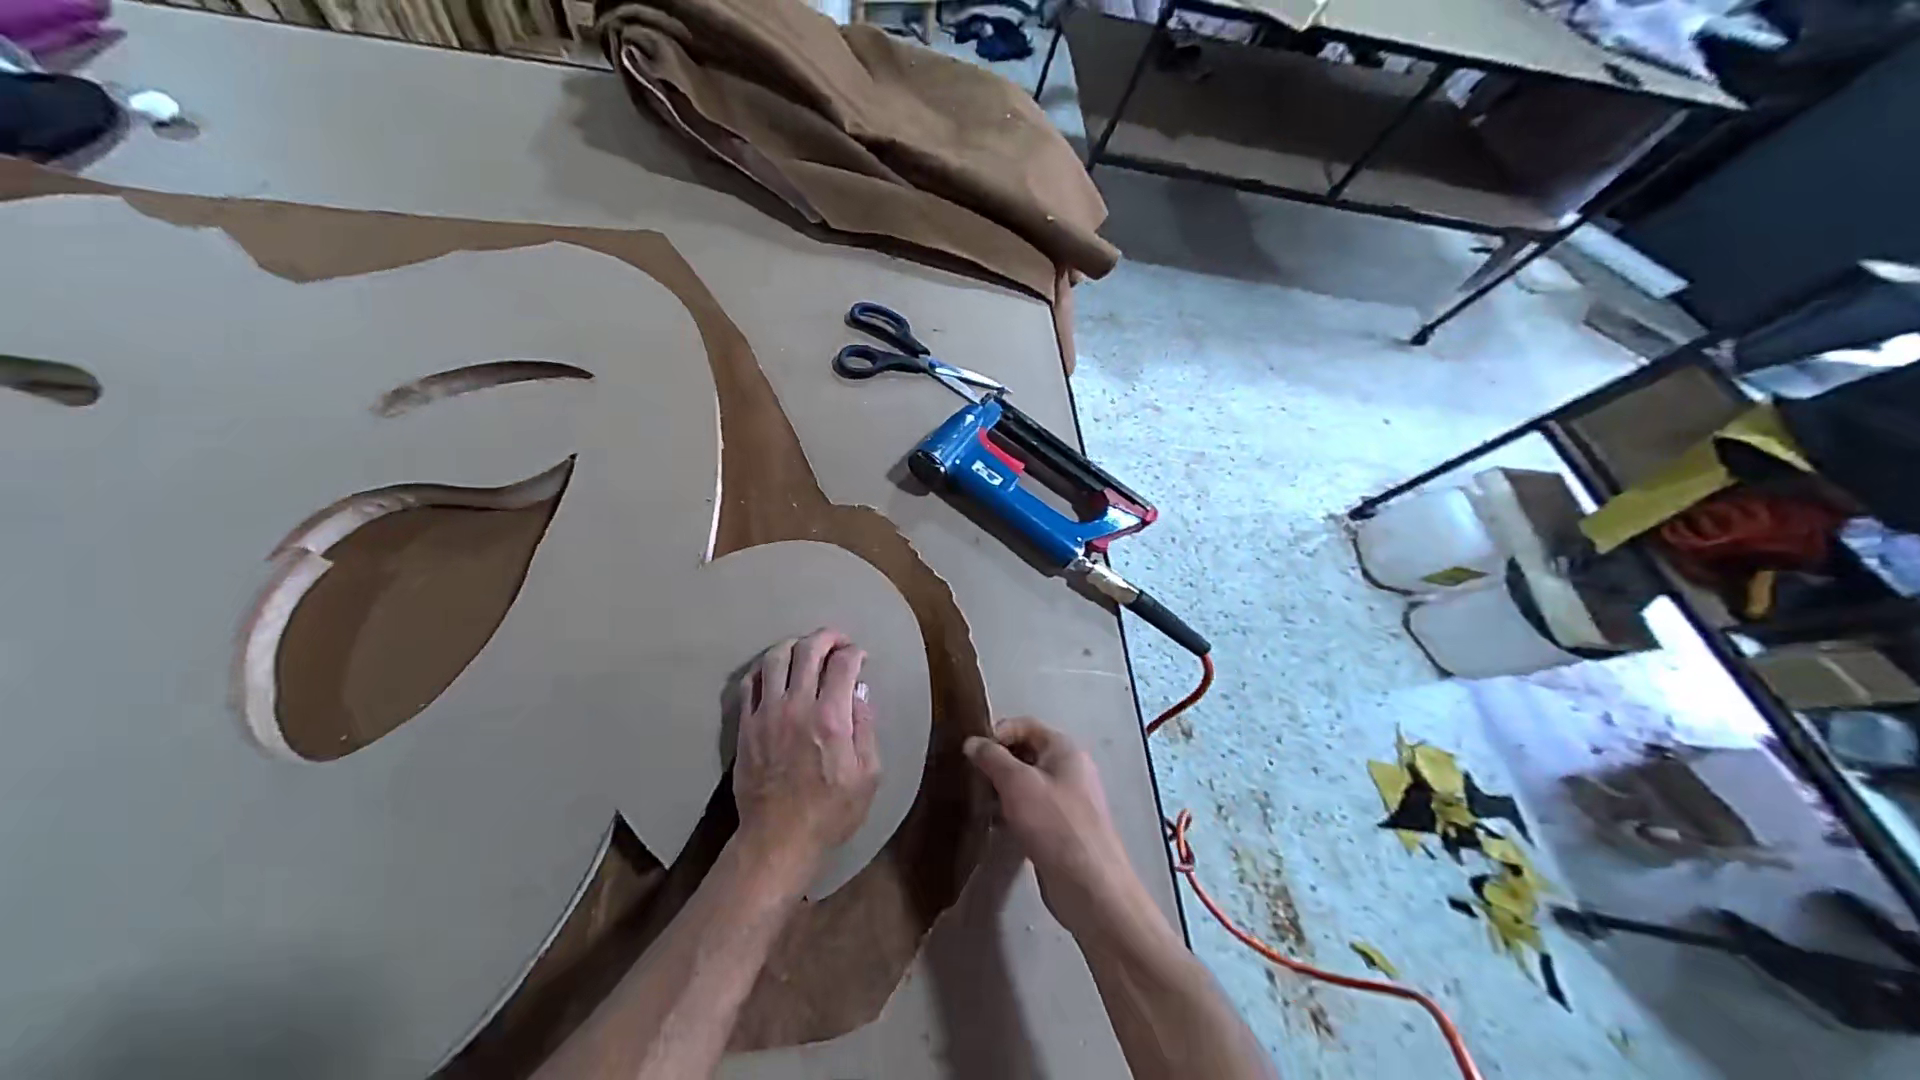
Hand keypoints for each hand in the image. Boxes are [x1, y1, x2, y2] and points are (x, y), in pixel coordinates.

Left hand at [732, 629, 880, 879]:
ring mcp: (766, 713)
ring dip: (794, 645)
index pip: (843, 664)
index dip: (855, 652)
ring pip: (775, 658)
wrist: (778, 839)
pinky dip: (765, 668)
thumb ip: (866, 727)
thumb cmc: (831, 811)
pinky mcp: (745, 725)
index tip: (861, 656)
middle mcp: (797, 706)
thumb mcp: (868, 774)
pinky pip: (750, 682)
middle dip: (827, 637)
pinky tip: (776, 671)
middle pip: (808, 650)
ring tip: (806, 650)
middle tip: (837, 641)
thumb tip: (860, 692)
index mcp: (830, 717)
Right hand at [964, 718, 1146, 935]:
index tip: (973, 752)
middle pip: (1026, 752)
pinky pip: (1033, 808)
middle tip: (973, 777)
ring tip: (980, 801)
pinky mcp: (1062, 827)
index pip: (1025, 725)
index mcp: (1064, 749)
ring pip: (1028, 782)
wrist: (1089, 886)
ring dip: (1003, 788)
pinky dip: (1013, 810)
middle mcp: (1070, 769)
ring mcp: (1068, 800)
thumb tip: (973, 742)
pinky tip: (996, 824)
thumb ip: (992, 758)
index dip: (997, 733)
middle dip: (998, 761)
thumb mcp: (1016, 783)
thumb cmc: (1054, 824)